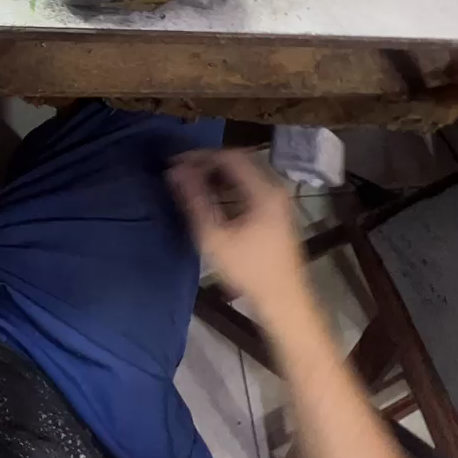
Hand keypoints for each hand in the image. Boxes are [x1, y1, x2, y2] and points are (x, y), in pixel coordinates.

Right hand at [167, 148, 309, 311]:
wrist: (283, 302)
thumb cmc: (248, 270)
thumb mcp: (214, 236)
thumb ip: (194, 200)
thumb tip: (175, 172)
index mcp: (263, 190)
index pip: (229, 156)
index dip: (200, 156)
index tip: (176, 163)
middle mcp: (274, 188)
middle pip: (238, 161)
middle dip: (207, 163)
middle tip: (182, 170)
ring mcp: (278, 200)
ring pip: (244, 173)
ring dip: (217, 174)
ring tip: (192, 182)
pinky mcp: (276, 211)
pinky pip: (250, 185)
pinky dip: (229, 185)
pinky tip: (212, 197)